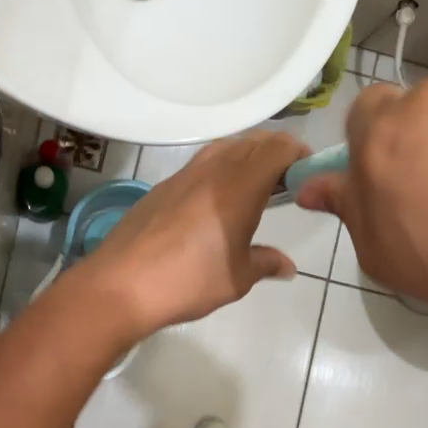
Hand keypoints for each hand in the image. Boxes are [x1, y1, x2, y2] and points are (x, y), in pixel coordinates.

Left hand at [77, 131, 307, 336]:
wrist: (120, 285)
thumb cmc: (187, 281)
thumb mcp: (236, 278)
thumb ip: (265, 263)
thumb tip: (287, 266)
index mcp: (238, 186)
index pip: (277, 147)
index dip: (298, 153)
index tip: (308, 174)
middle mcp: (211, 170)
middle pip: (251, 142)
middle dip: (274, 154)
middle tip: (286, 184)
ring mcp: (181, 176)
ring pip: (222, 149)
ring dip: (244, 159)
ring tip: (253, 191)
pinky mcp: (160, 189)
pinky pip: (199, 166)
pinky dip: (218, 172)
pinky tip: (215, 205)